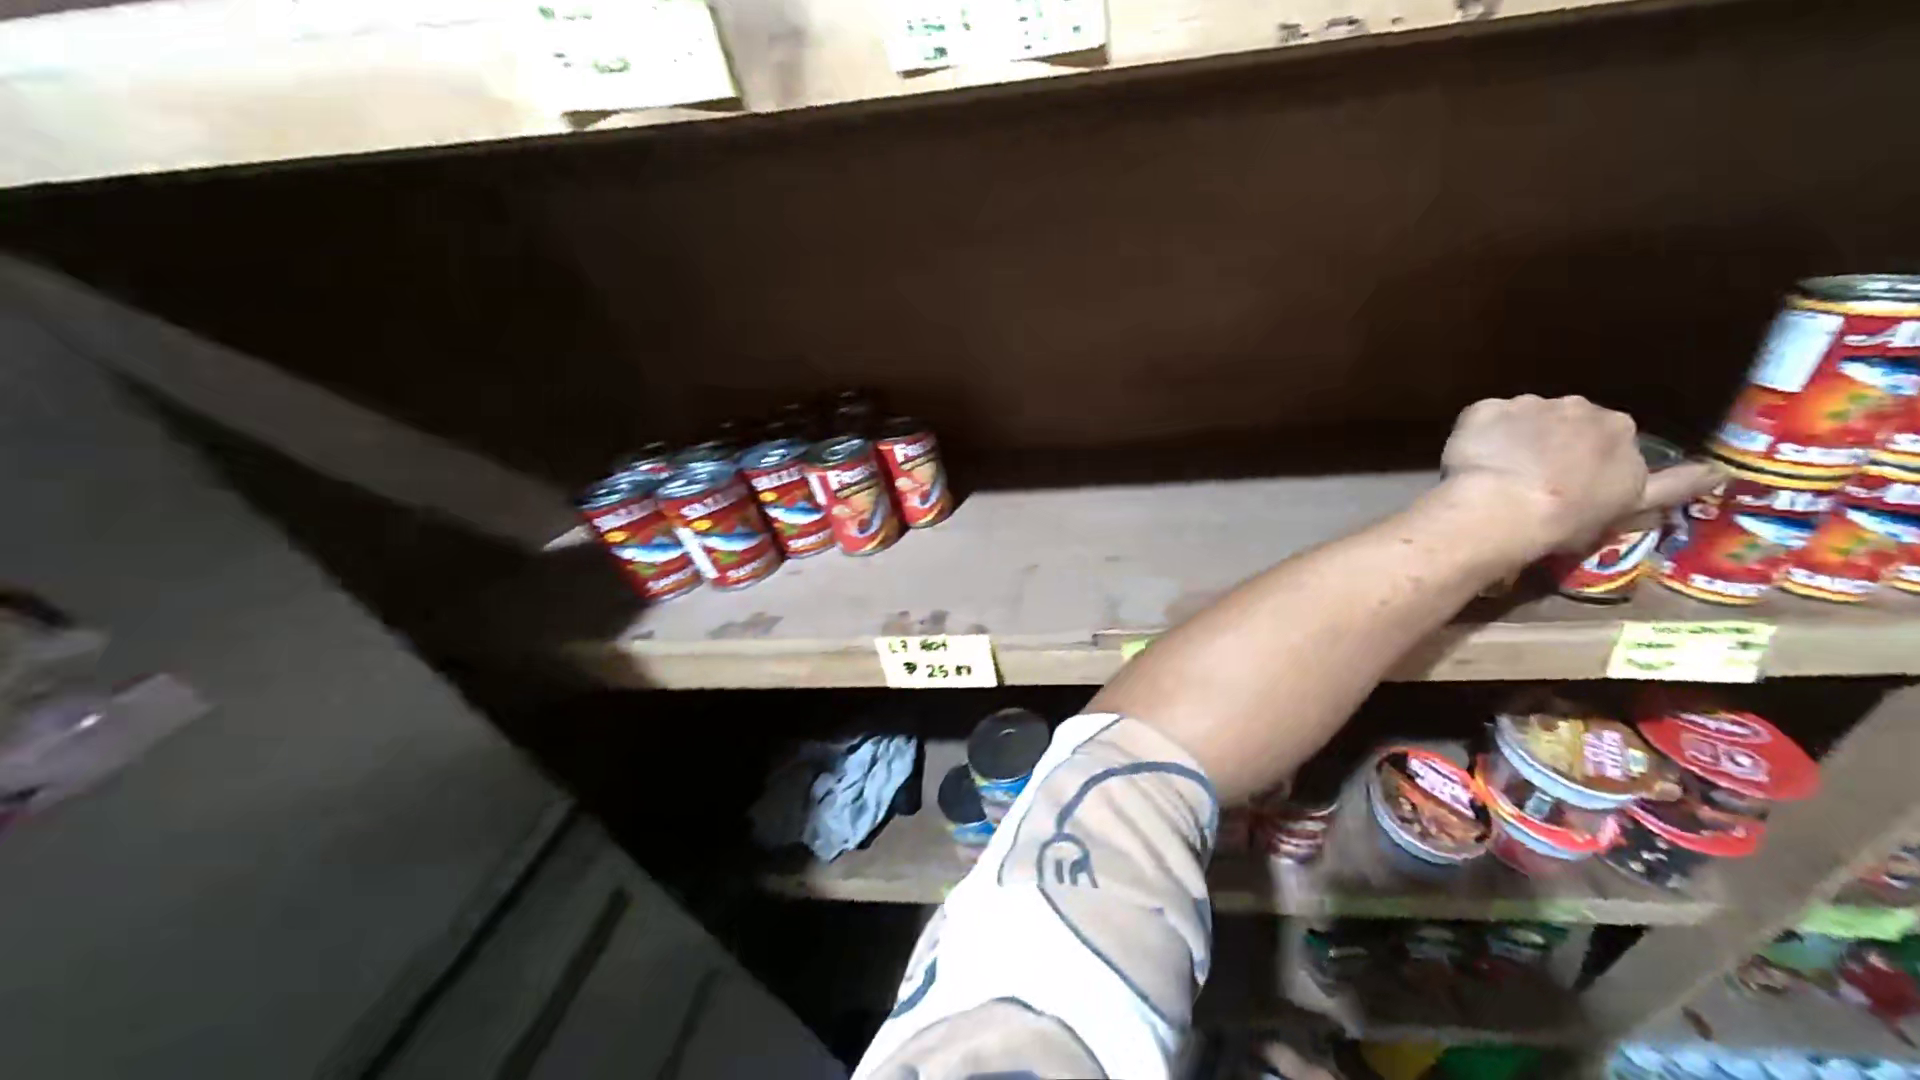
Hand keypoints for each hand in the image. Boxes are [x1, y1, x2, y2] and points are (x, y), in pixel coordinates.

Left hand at [1439, 395, 1722, 555]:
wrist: (1506, 505)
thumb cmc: (1570, 516)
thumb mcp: (1632, 505)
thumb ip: (1674, 485)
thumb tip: (1720, 471)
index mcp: (1619, 427)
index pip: (1602, 438)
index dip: (1582, 458)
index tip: (1565, 480)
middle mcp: (1578, 406)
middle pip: (1561, 422)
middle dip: (1547, 442)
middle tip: (1528, 477)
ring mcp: (1527, 404)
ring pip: (1520, 418)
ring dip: (1511, 437)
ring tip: (1496, 471)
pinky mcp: (1484, 408)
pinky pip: (1481, 418)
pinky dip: (1476, 435)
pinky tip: (1472, 459)